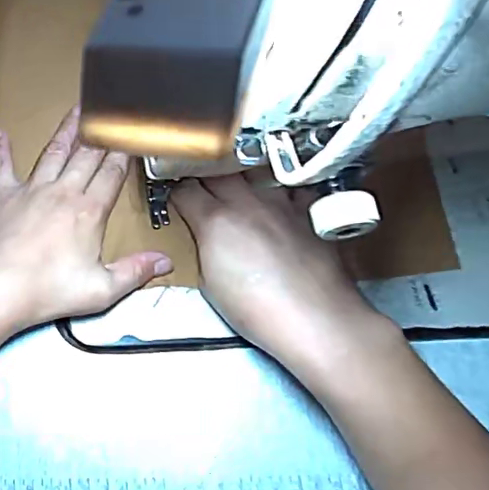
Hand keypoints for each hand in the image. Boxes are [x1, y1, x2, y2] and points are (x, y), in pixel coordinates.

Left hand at [0, 108, 171, 337]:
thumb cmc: (45, 291)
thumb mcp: (101, 290)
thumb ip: (135, 272)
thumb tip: (165, 263)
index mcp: (89, 212)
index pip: (112, 174)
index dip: (123, 154)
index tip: (131, 137)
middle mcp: (62, 193)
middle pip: (86, 156)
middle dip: (99, 134)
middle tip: (107, 114)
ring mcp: (31, 191)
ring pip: (52, 152)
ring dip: (65, 132)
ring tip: (75, 111)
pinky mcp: (2, 197)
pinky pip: (3, 167)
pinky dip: (2, 150)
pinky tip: (1, 134)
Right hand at [172, 173, 397, 365]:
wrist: (313, 319)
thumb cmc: (258, 310)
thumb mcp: (209, 284)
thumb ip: (203, 250)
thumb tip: (205, 240)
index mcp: (214, 222)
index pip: (184, 189)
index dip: (175, 193)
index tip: (175, 201)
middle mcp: (247, 204)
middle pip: (215, 171)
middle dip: (202, 178)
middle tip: (198, 190)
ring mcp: (280, 204)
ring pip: (252, 171)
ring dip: (239, 178)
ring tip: (236, 191)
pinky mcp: (307, 211)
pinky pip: (290, 187)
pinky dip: (279, 189)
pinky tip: (277, 202)